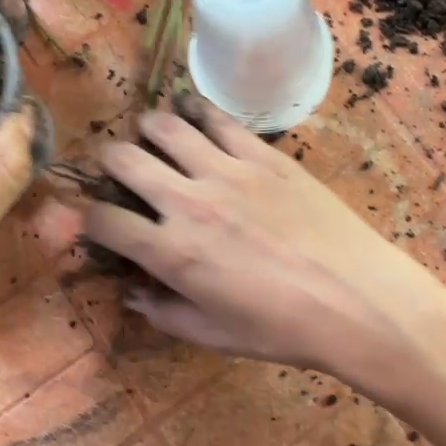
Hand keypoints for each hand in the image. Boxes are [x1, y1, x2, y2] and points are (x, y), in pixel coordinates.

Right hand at [81, 95, 445, 378]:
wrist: (357, 299)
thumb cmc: (283, 329)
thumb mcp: (215, 335)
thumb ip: (164, 313)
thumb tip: (133, 293)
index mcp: (172, 253)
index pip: (103, 221)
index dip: (88, 221)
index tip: (100, 223)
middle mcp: (189, 203)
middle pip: (123, 160)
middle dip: (110, 165)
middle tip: (122, 173)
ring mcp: (228, 171)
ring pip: (164, 126)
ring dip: (147, 130)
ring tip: (153, 138)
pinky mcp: (263, 154)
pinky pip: (217, 118)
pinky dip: (195, 110)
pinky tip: (190, 112)